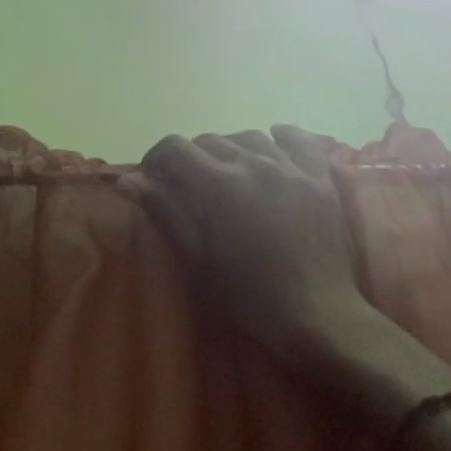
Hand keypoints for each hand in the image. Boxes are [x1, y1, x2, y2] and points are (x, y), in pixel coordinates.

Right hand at [121, 127, 380, 383]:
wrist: (316, 314)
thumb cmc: (249, 294)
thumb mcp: (198, 256)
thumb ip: (166, 211)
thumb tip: (130, 180)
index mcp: (220, 184)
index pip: (176, 148)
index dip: (157, 158)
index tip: (153, 177)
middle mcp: (255, 164)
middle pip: (211, 141)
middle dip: (191, 157)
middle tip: (187, 183)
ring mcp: (292, 168)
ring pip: (250, 137)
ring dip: (230, 148)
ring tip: (227, 170)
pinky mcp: (320, 178)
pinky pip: (299, 140)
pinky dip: (281, 137)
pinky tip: (272, 143)